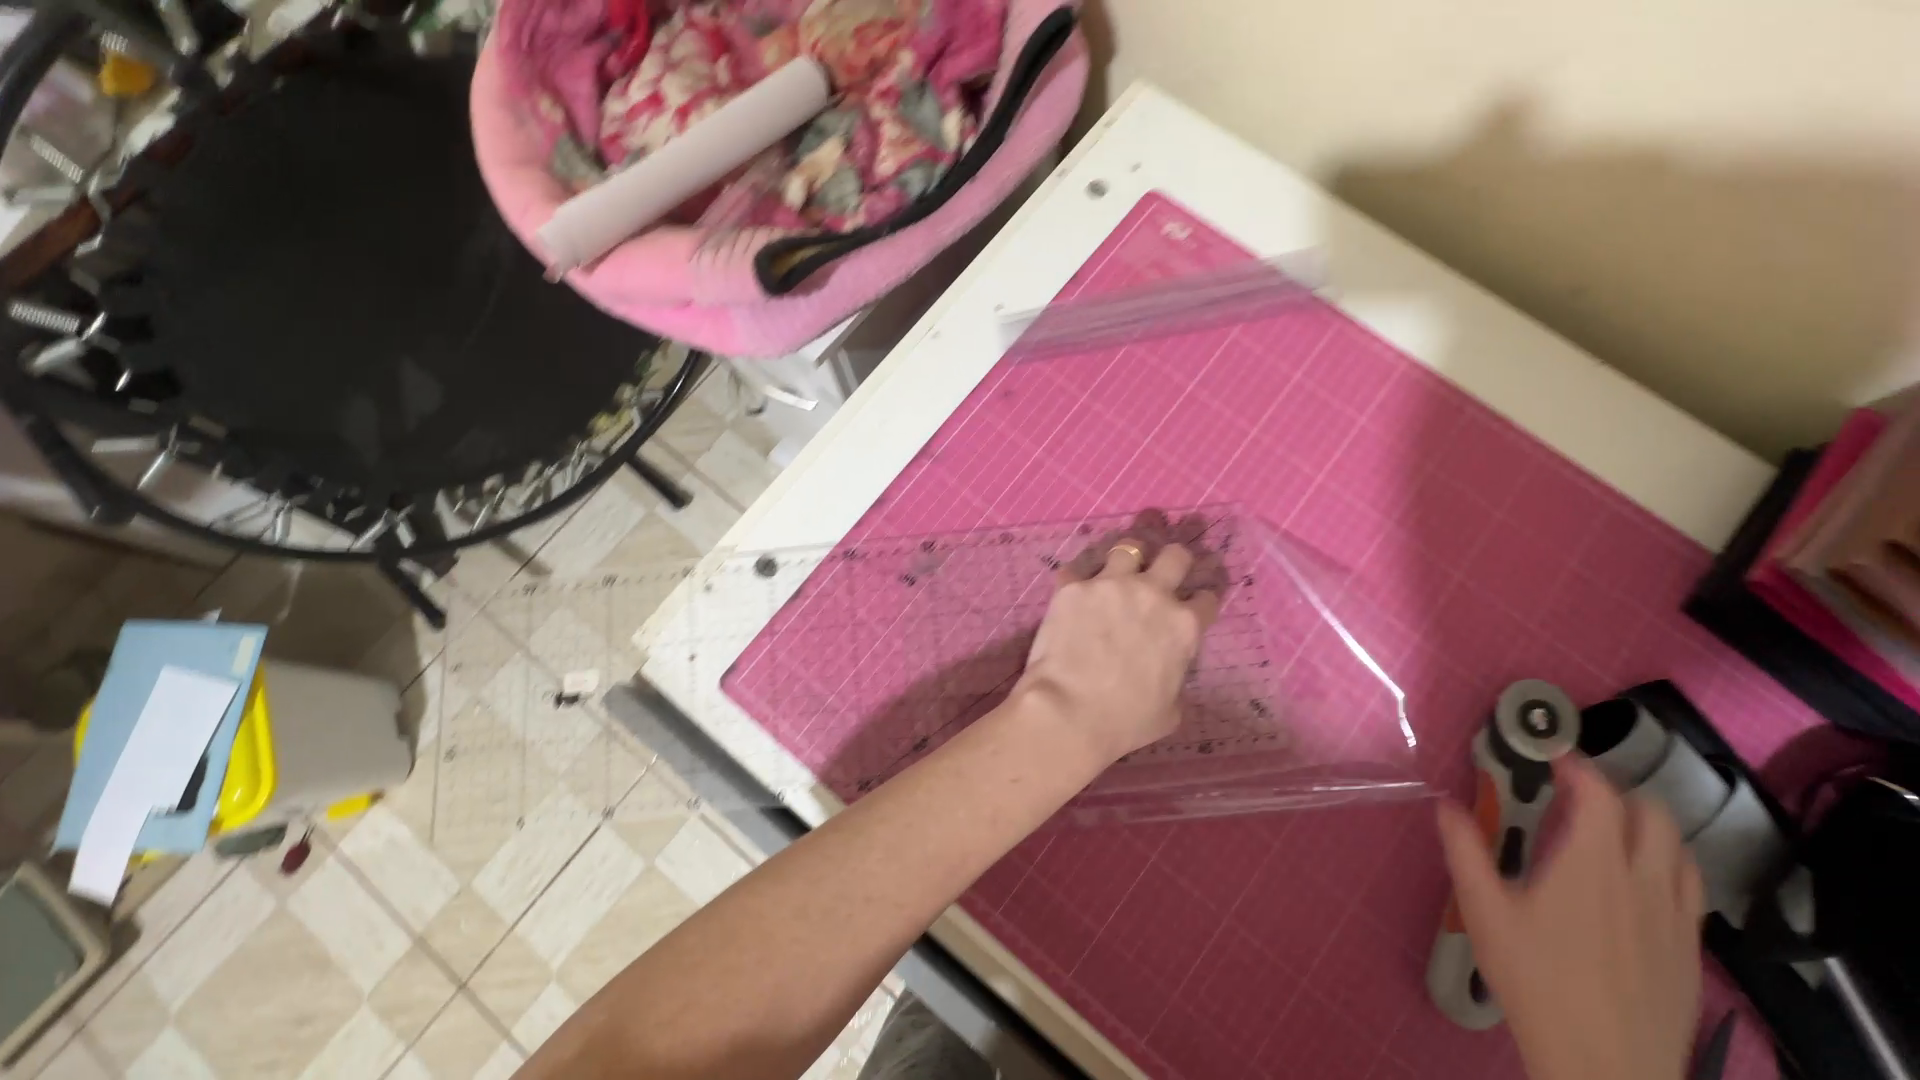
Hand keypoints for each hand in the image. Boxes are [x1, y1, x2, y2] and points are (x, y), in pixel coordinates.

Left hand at [1012, 530, 1221, 766]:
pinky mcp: (1074, 586)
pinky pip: (1079, 569)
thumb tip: (1167, 675)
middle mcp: (1152, 594)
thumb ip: (1175, 681)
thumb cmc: (1125, 720)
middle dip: (1175, 560)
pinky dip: (1079, 578)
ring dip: (1128, 556)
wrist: (1068, 710)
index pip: (1207, 598)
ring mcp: (1111, 584)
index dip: (1202, 600)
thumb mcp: (1170, 711)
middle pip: (1176, 555)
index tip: (1195, 603)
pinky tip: (1075, 588)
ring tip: (1121, 566)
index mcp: (1184, 626)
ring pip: (1128, 547)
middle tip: (1164, 570)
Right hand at [1437, 756, 1705, 1079]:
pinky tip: (1641, 885)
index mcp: (1592, 862)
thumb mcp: (1484, 913)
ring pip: (1680, 848)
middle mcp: (1644, 878)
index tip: (1554, 757)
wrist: (1604, 1060)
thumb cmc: (1536, 979)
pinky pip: (1692, 888)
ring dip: (1648, 827)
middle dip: (1617, 792)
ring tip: (1614, 834)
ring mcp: (1676, 914)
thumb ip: (1465, 851)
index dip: (1578, 765)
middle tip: (1579, 796)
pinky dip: (1669, 866)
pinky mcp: (1692, 947)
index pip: (1600, 792)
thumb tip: (1445, 806)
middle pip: (1652, 812)